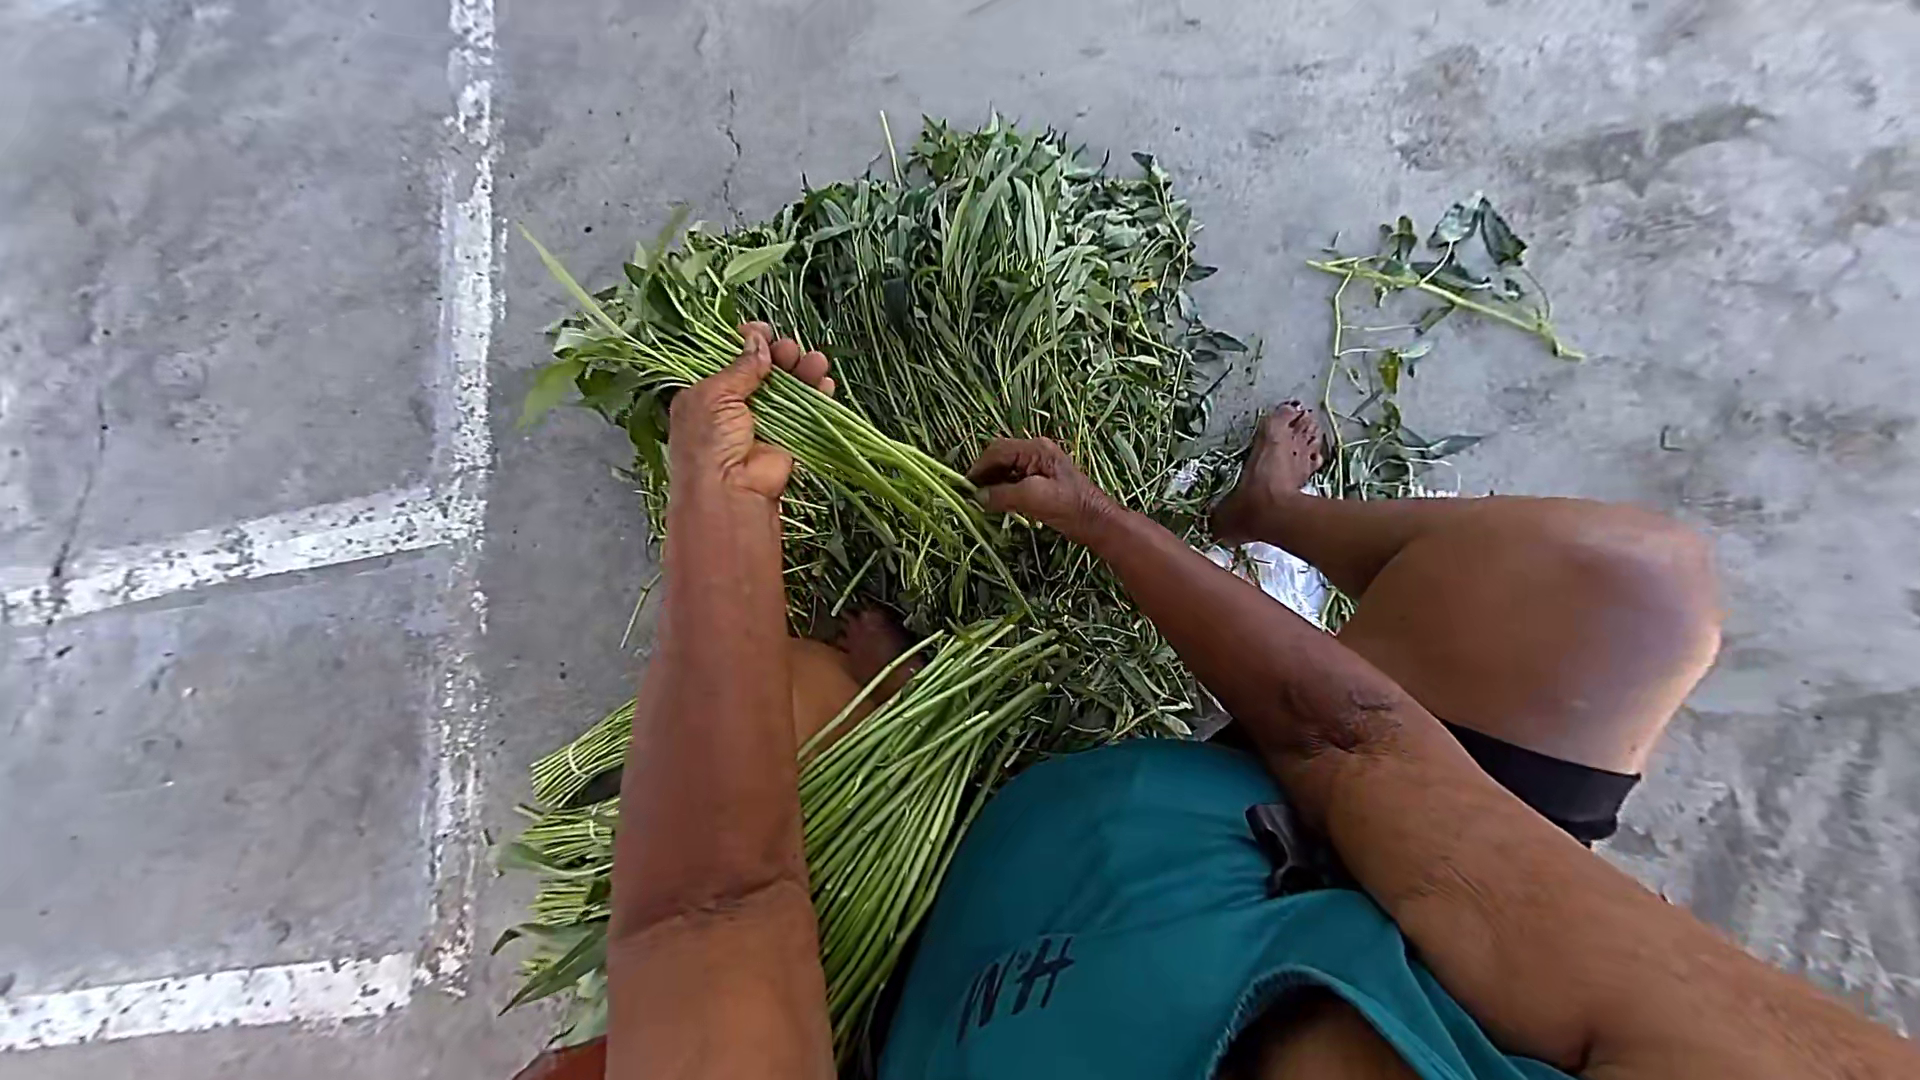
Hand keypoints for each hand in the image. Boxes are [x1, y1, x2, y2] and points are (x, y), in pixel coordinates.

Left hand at [668, 322, 833, 501]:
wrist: (731, 490)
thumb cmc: (710, 441)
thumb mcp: (715, 394)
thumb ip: (740, 367)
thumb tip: (757, 341)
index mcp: (707, 393)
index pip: (730, 360)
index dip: (747, 343)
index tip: (762, 330)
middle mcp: (735, 407)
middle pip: (763, 372)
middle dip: (778, 356)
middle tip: (790, 348)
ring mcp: (764, 422)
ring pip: (788, 389)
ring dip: (802, 372)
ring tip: (815, 360)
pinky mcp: (789, 438)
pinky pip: (806, 411)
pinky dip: (817, 395)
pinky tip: (825, 382)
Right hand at [966, 437, 1118, 542]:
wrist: (1096, 521)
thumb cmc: (1069, 506)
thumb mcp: (1033, 498)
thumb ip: (1003, 494)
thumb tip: (977, 497)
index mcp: (1035, 449)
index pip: (997, 450)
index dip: (978, 467)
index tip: (965, 486)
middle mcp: (1035, 452)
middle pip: (999, 457)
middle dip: (984, 475)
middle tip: (971, 495)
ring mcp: (1038, 465)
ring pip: (1005, 469)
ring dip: (992, 484)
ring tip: (982, 501)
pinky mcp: (1040, 480)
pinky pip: (1014, 480)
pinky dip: (1002, 490)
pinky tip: (997, 503)